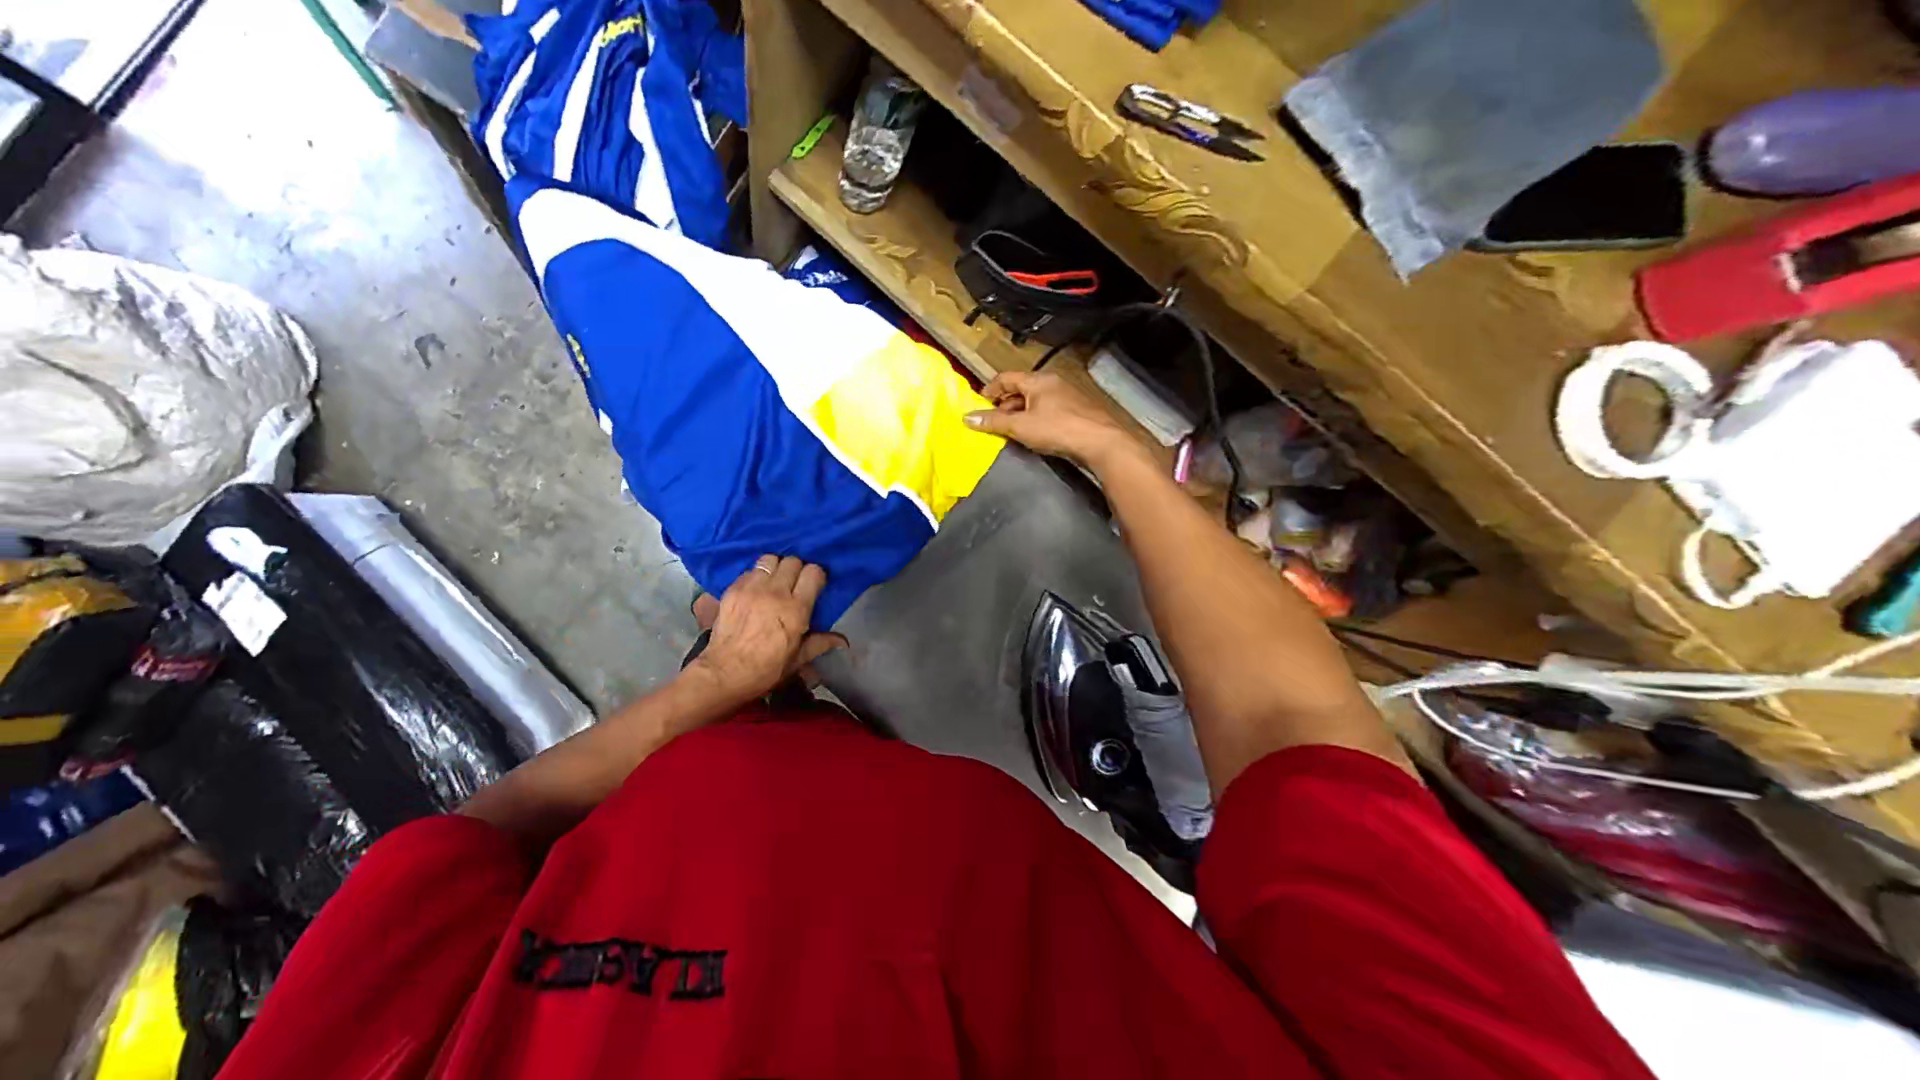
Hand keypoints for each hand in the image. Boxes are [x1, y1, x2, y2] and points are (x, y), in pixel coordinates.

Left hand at [685, 555, 844, 702]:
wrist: (724, 674)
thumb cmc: (766, 669)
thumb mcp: (798, 659)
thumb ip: (820, 643)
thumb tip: (843, 641)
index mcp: (796, 609)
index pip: (813, 572)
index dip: (816, 576)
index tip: (815, 586)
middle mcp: (775, 592)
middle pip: (792, 561)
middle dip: (797, 570)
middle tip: (794, 584)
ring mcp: (751, 588)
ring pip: (770, 559)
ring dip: (775, 568)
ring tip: (774, 582)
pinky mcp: (732, 589)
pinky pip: (749, 570)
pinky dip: (756, 576)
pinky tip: (755, 590)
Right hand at [964, 371, 1138, 470]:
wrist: (1100, 442)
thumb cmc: (1058, 429)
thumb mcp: (1021, 426)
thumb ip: (994, 421)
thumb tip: (967, 417)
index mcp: (1038, 380)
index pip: (1006, 378)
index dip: (990, 389)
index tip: (979, 403)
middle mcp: (1053, 382)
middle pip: (1022, 388)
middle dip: (1005, 403)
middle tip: (993, 420)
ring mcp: (1068, 396)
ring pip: (1036, 400)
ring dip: (1021, 412)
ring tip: (1011, 430)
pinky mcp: (1078, 411)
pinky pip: (1049, 410)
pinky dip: (1036, 418)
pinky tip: (1035, 434)